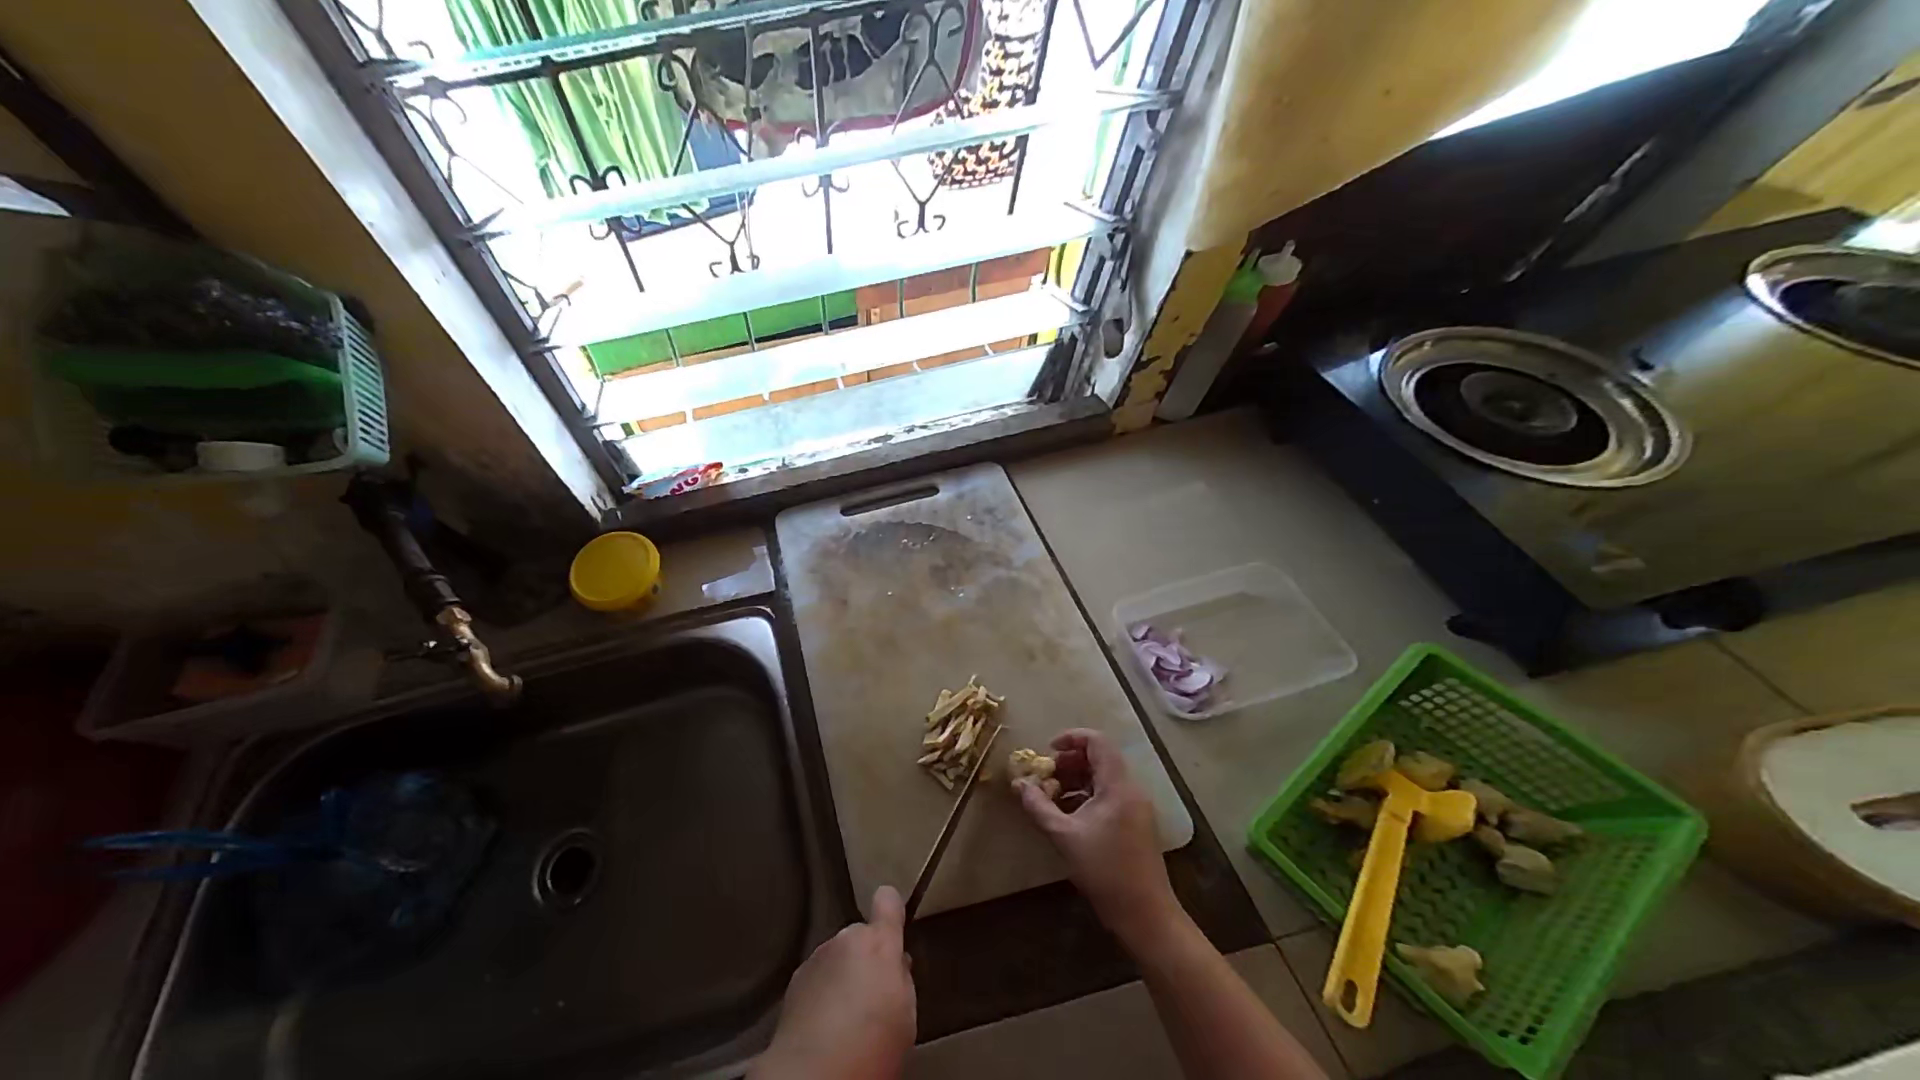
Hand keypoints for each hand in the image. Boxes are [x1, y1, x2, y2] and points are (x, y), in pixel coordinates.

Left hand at [750, 885, 915, 1079]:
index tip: (894, 925)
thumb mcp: (906, 1015)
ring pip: (839, 957)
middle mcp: (847, 939)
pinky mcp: (794, 980)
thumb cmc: (873, 1044)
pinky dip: (823, 991)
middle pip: (862, 937)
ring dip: (843, 974)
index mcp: (880, 943)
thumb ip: (902, 979)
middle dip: (867, 957)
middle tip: (872, 995)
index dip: (891, 909)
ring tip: (846, 1015)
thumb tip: (896, 965)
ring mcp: (817, 957)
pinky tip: (824, 1025)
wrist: (813, 1075)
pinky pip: (818, 976)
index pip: (887, 901)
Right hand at [1014, 729, 1181, 946]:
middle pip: (1100, 758)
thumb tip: (1018, 783)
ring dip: (1076, 780)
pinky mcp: (1136, 823)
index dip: (1071, 738)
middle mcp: (1131, 789)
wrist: (1145, 913)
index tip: (1048, 751)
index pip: (1097, 742)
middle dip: (1069, 762)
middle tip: (1044, 776)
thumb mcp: (1064, 836)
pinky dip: (1087, 796)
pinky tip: (1068, 815)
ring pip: (1103, 778)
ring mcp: (1136, 807)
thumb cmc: (1104, 870)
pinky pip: (1109, 796)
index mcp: (1118, 785)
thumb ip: (1039, 806)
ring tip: (1051, 796)